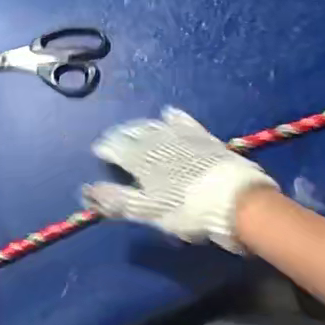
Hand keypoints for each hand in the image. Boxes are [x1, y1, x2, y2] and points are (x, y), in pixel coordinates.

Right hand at [82, 106, 278, 252]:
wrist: (237, 201)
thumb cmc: (187, 209)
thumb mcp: (147, 210)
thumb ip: (116, 199)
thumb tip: (87, 191)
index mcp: (139, 159)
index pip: (114, 147)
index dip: (104, 148)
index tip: (98, 152)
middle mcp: (156, 141)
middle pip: (132, 132)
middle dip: (120, 135)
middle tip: (114, 140)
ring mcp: (181, 136)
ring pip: (153, 125)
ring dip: (141, 126)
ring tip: (135, 129)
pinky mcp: (203, 136)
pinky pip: (182, 121)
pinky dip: (172, 117)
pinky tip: (169, 114)